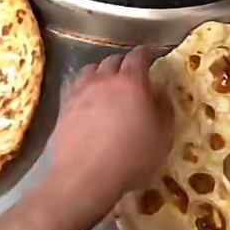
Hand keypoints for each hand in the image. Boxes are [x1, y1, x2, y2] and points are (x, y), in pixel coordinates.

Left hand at [36, 46, 172, 226]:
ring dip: (102, 71)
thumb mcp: (163, 135)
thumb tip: (159, 90)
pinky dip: (84, 85)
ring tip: (107, 81)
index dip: (146, 53)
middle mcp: (105, 79)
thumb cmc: (132, 156)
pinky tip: (87, 95)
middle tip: (131, 72)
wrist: (87, 176)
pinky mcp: (65, 106)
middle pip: (113, 60)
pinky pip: (75, 85)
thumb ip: (164, 107)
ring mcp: (81, 91)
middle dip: (124, 62)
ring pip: (91, 69)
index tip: (150, 54)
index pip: (139, 56)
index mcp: (132, 82)